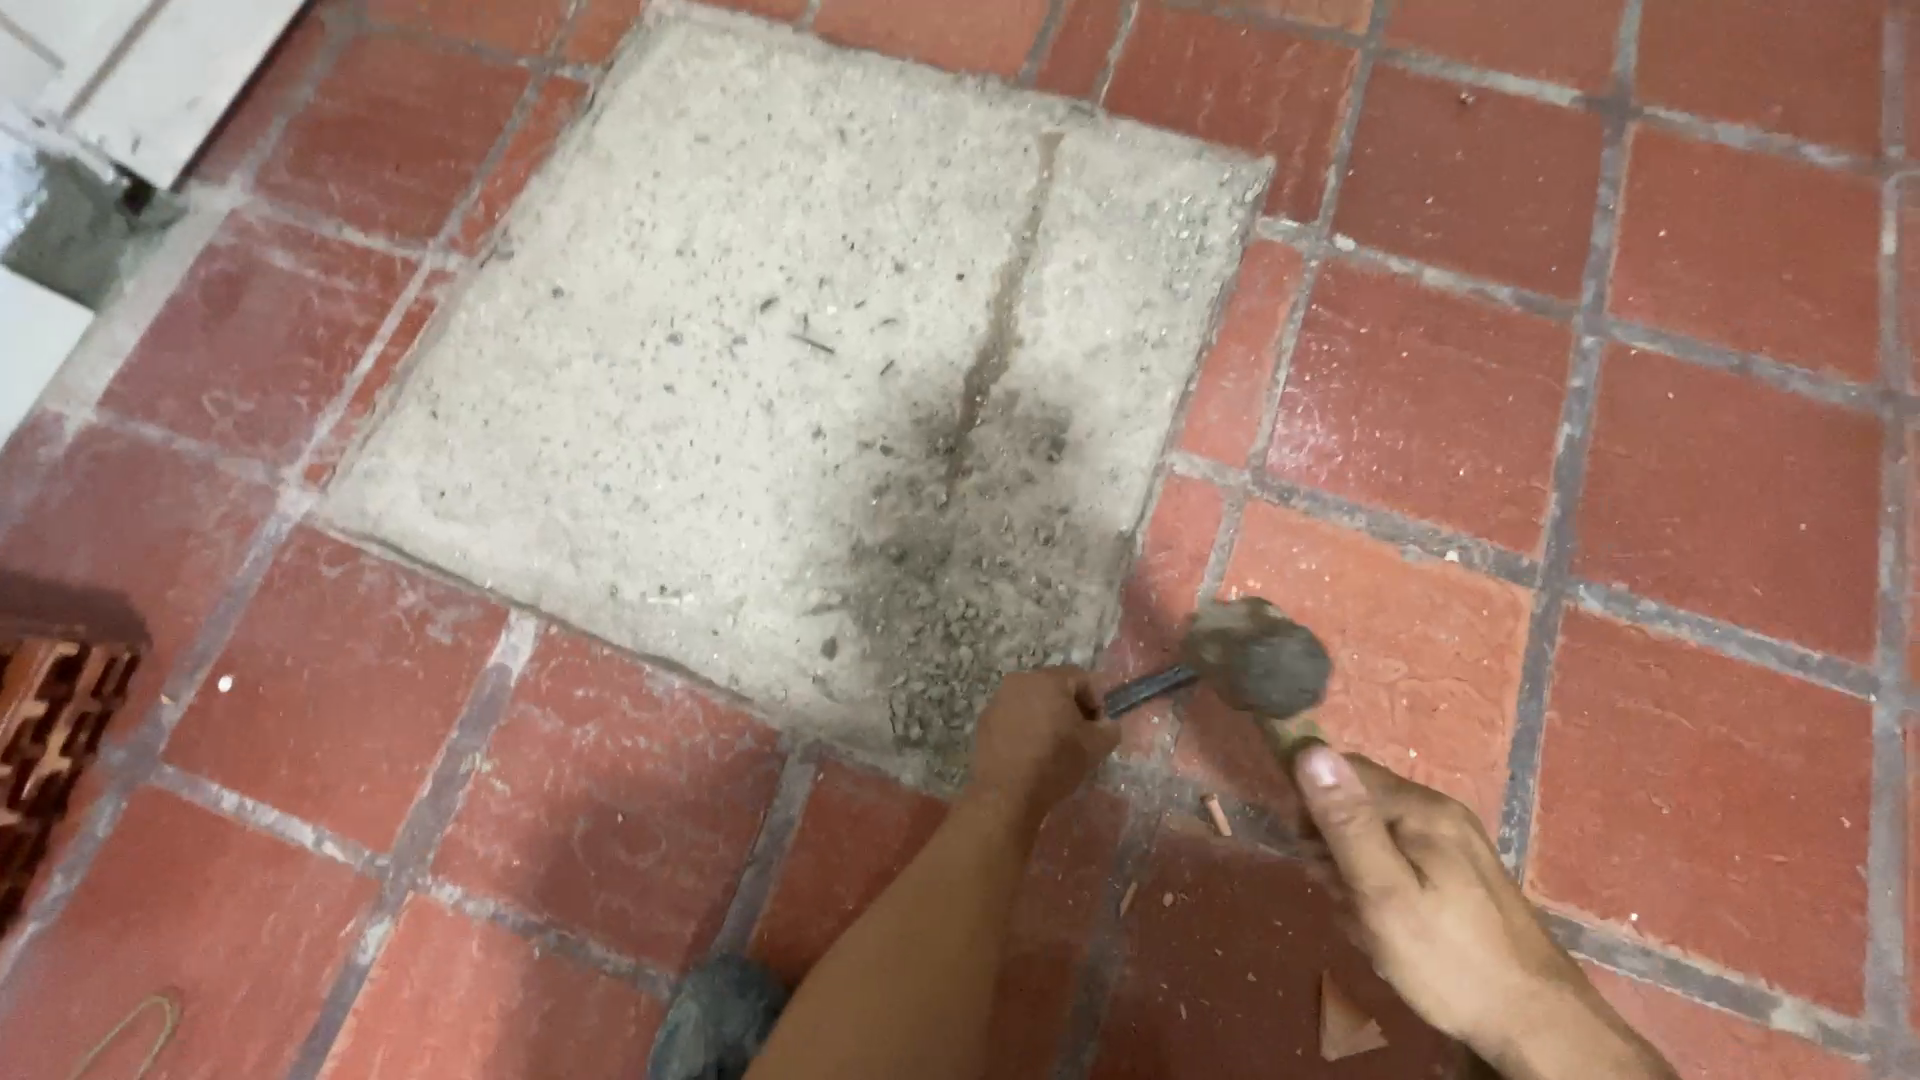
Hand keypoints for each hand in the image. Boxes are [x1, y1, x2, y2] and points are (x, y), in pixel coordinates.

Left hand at [965, 667, 1118, 829]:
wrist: (1007, 793)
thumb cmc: (1055, 763)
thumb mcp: (1095, 747)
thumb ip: (1110, 728)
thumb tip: (1106, 724)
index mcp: (1048, 680)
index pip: (1081, 677)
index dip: (1096, 700)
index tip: (1099, 726)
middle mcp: (1020, 681)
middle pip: (1054, 686)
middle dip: (1071, 706)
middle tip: (1080, 734)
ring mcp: (998, 699)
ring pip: (1032, 700)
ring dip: (1046, 715)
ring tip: (1053, 744)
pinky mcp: (985, 720)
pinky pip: (1013, 715)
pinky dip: (1025, 725)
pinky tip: (1030, 751)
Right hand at [1293, 745, 1673, 1078]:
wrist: (1539, 1029)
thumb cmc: (1449, 960)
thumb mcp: (1383, 892)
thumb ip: (1345, 822)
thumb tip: (1310, 750)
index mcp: (1421, 809)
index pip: (1342, 770)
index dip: (1312, 804)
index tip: (1306, 852)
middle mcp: (1440, 813)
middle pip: (1358, 803)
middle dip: (1332, 845)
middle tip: (1337, 895)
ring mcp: (1455, 844)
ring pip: (1374, 836)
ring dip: (1352, 871)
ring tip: (1360, 918)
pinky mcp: (1460, 874)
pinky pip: (1399, 860)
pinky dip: (1379, 886)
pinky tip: (1383, 924)